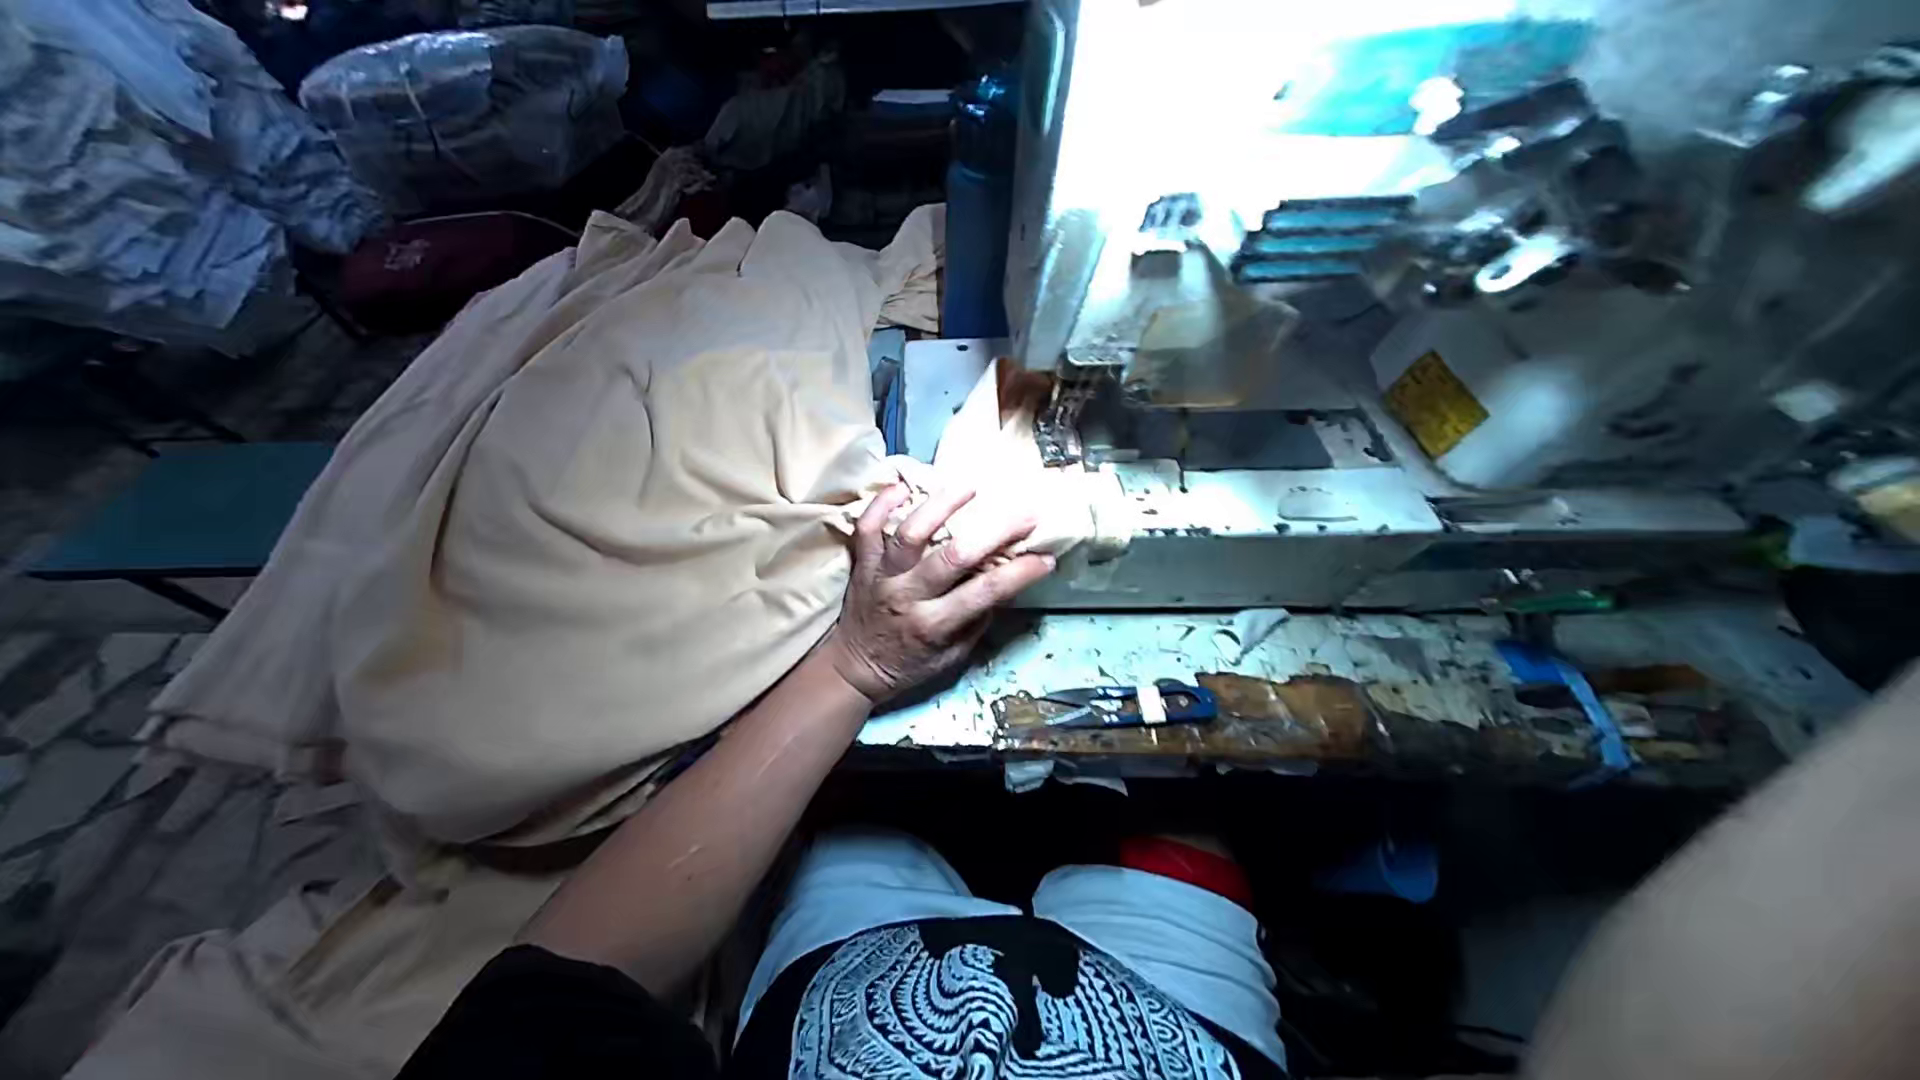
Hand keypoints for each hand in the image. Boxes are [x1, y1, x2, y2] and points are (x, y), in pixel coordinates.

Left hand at [821, 484, 1056, 702]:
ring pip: (909, 534)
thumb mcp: (951, 657)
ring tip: (969, 488)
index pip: (984, 593)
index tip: (1045, 557)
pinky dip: (881, 504)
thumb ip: (976, 622)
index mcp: (933, 624)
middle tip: (1025, 514)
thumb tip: (1005, 584)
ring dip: (940, 506)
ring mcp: (881, 575)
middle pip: (953, 557)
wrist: (854, 668)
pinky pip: (867, 528)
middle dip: (995, 532)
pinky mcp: (862, 563)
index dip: (1019, 573)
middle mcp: (907, 595)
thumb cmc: (909, 663)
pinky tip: (903, 486)